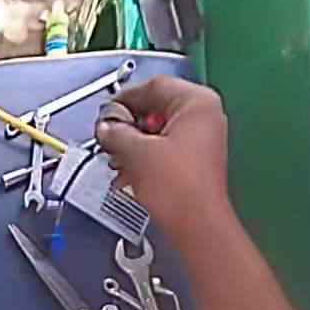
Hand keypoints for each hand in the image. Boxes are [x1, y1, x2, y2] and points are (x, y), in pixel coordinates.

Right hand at [95, 75, 233, 244]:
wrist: (195, 223)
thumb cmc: (179, 188)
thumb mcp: (137, 153)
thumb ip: (116, 134)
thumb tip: (106, 127)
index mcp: (196, 103)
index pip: (154, 86)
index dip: (125, 99)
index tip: (106, 114)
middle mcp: (204, 116)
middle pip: (156, 108)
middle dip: (128, 125)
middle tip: (109, 138)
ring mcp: (201, 139)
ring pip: (158, 131)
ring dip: (133, 144)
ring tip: (117, 159)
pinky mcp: (194, 161)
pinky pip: (164, 149)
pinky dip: (144, 157)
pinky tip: (129, 171)